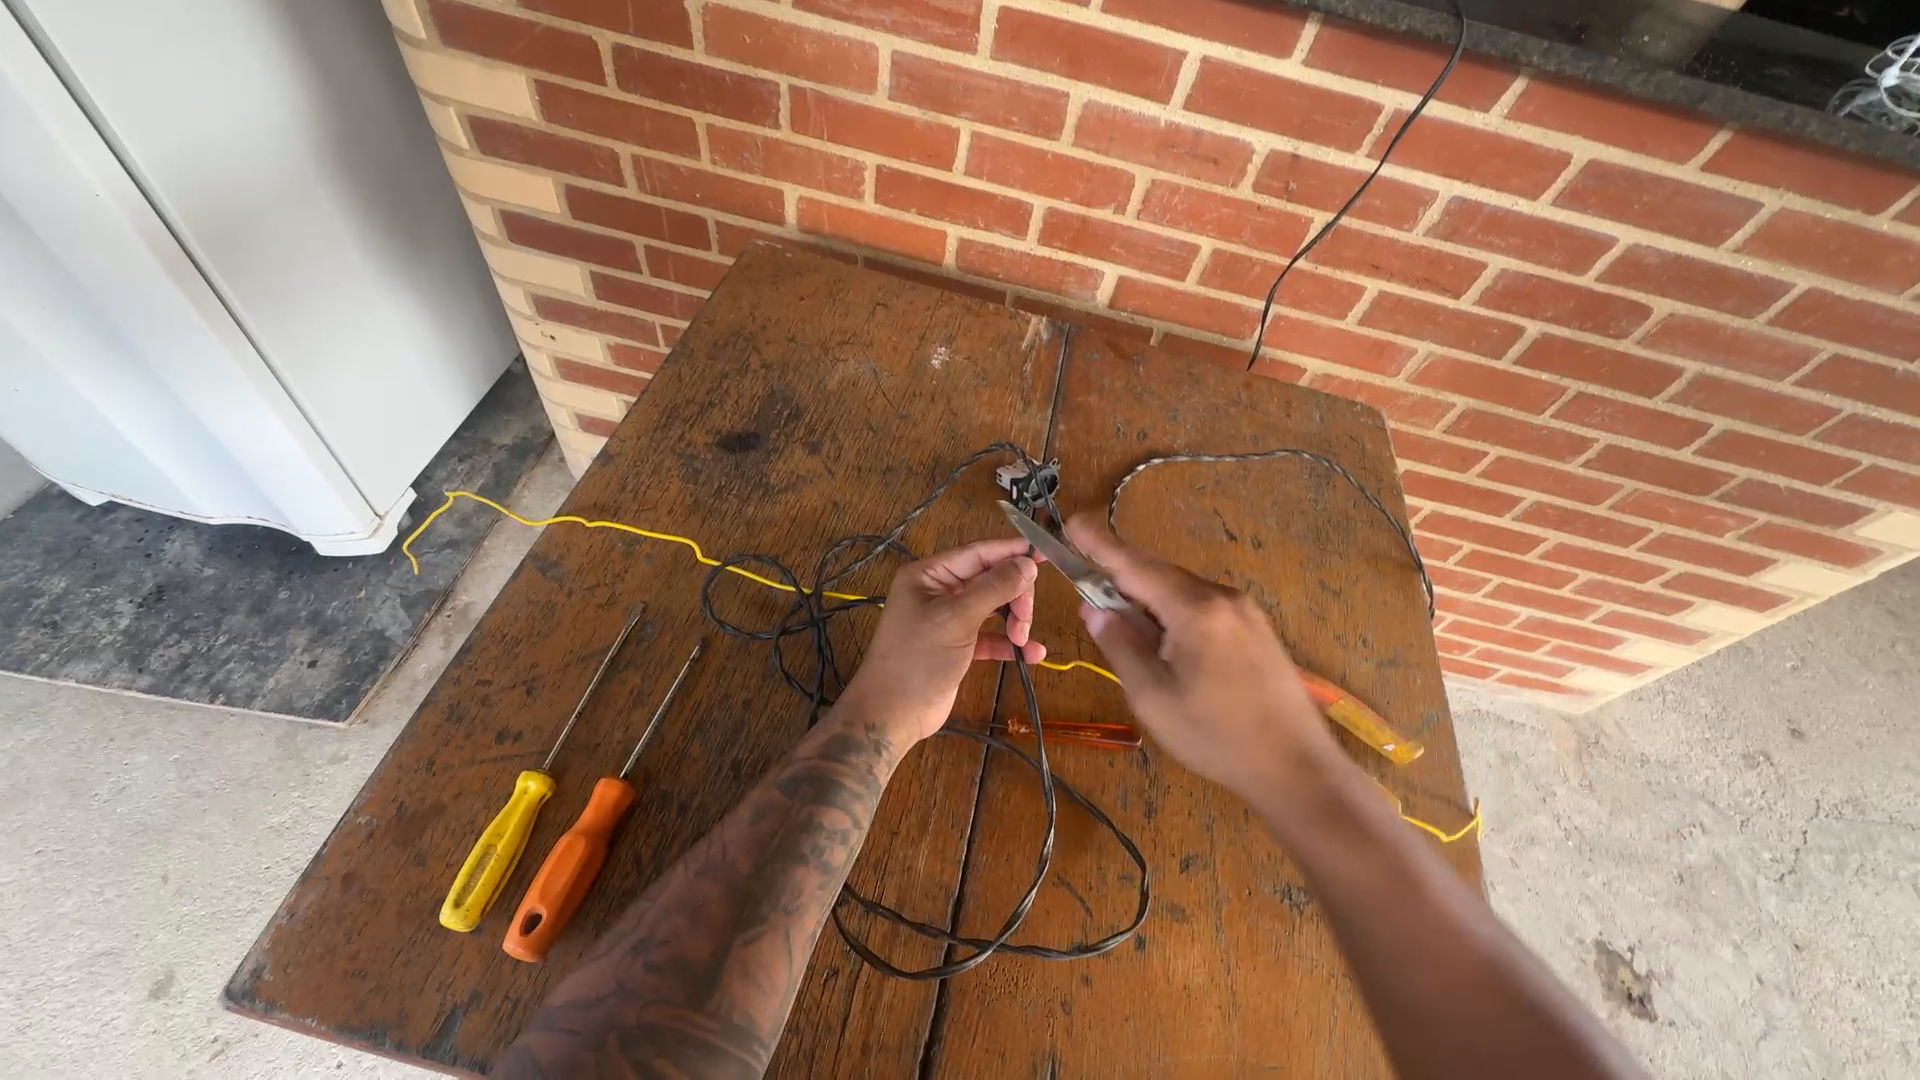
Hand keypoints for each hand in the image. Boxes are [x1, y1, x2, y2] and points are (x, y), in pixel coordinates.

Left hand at [840, 538, 1046, 745]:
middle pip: (990, 580)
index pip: (977, 553)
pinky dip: (1010, 643)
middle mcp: (939, 592)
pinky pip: (991, 636)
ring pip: (994, 607)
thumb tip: (1028, 563)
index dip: (1011, 552)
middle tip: (1025, 620)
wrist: (893, 714)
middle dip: (1014, 596)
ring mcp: (949, 619)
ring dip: (1015, 620)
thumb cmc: (918, 659)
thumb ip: (994, 588)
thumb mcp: (957, 618)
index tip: (1044, 553)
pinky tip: (1032, 654)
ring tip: (1023, 639)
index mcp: (929, 575)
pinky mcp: (959, 646)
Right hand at [1064, 514, 1338, 795]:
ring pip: (1180, 592)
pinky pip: (1201, 608)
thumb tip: (1095, 608)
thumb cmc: (1215, 736)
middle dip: (1120, 579)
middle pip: (1158, 574)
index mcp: (1194, 608)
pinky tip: (1165, 644)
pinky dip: (1172, 614)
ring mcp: (1244, 612)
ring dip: (1147, 602)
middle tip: (1088, 595)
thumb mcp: (1152, 695)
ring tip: (1126, 632)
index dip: (1099, 544)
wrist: (1296, 768)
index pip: (1134, 564)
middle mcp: (1222, 597)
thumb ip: (1120, 644)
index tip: (1071, 523)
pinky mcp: (1255, 630)